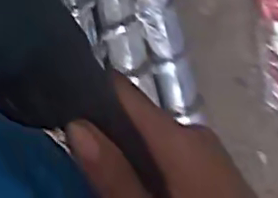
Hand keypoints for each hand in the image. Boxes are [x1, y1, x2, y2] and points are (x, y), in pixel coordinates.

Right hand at [66, 78, 253, 197]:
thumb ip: (115, 177)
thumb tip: (75, 123)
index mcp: (180, 136)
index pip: (119, 88)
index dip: (86, 94)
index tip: (57, 106)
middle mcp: (196, 135)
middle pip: (134, 119)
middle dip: (107, 138)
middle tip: (76, 165)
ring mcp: (213, 160)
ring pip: (153, 145)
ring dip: (128, 162)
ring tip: (103, 184)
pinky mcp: (221, 183)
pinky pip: (173, 165)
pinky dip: (152, 176)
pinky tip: (137, 195)